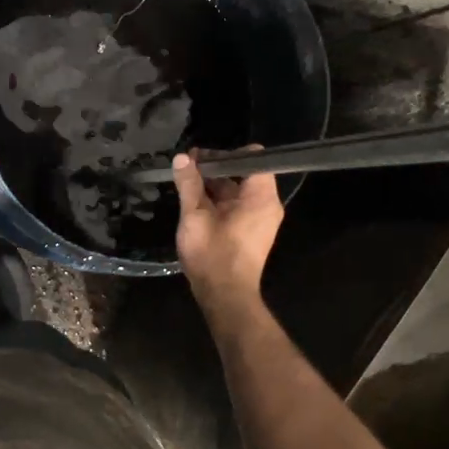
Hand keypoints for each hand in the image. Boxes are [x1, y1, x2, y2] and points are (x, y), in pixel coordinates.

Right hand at [173, 148, 282, 306]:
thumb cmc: (212, 253)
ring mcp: (260, 220)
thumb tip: (181, 158)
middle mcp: (266, 205)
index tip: (200, 157)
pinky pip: (236, 207)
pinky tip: (194, 202)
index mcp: (260, 197)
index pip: (253, 158)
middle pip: (243, 173)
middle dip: (215, 167)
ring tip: (185, 182)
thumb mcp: (195, 216)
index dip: (226, 153)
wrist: (225, 296)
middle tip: (186, 166)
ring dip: (213, 185)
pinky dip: (218, 201)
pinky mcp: (250, 232)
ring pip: (236, 191)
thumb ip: (189, 184)